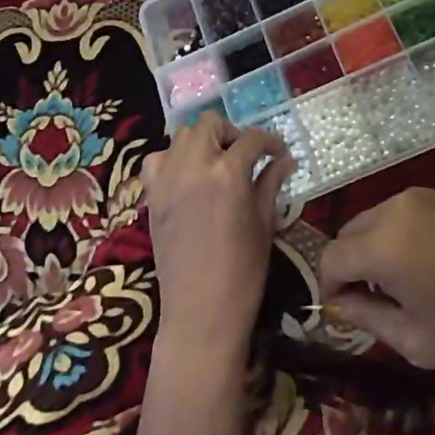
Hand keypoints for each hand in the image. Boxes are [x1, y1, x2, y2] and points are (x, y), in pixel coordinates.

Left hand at [140, 112, 291, 347]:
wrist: (201, 311)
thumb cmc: (243, 273)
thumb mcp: (264, 225)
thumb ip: (270, 184)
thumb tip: (283, 161)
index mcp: (228, 174)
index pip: (251, 139)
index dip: (269, 142)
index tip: (278, 152)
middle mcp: (193, 166)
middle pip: (209, 123)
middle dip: (232, 133)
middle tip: (244, 155)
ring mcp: (167, 178)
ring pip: (181, 135)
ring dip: (202, 142)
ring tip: (216, 163)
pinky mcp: (151, 194)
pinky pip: (157, 159)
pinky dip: (173, 159)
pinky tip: (187, 177)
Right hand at [318, 187, 434, 368]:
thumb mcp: (415, 340)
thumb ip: (365, 318)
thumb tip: (338, 304)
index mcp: (383, 247)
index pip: (330, 258)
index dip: (328, 286)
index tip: (341, 310)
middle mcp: (391, 211)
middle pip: (345, 234)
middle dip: (347, 266)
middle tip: (366, 298)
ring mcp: (412, 197)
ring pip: (367, 221)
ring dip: (367, 249)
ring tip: (393, 281)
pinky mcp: (432, 195)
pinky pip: (391, 214)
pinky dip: (388, 235)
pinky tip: (414, 261)